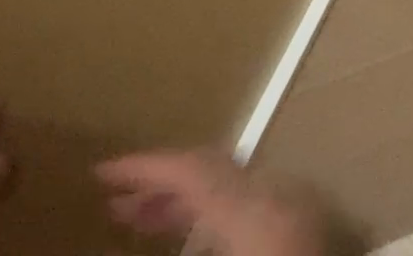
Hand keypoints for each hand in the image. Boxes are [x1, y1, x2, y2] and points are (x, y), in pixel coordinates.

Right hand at [97, 150, 323, 255]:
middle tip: (115, 203)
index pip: (193, 169)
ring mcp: (301, 213)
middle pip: (214, 172)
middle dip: (162, 186)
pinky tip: (199, 240)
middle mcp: (282, 197)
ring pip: (233, 189)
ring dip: (187, 202)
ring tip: (142, 222)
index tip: (101, 172)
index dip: (143, 167)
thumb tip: (136, 214)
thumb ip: (189, 234)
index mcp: (258, 211)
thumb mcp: (233, 246)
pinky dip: (217, 215)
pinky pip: (254, 207)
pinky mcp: (311, 232)